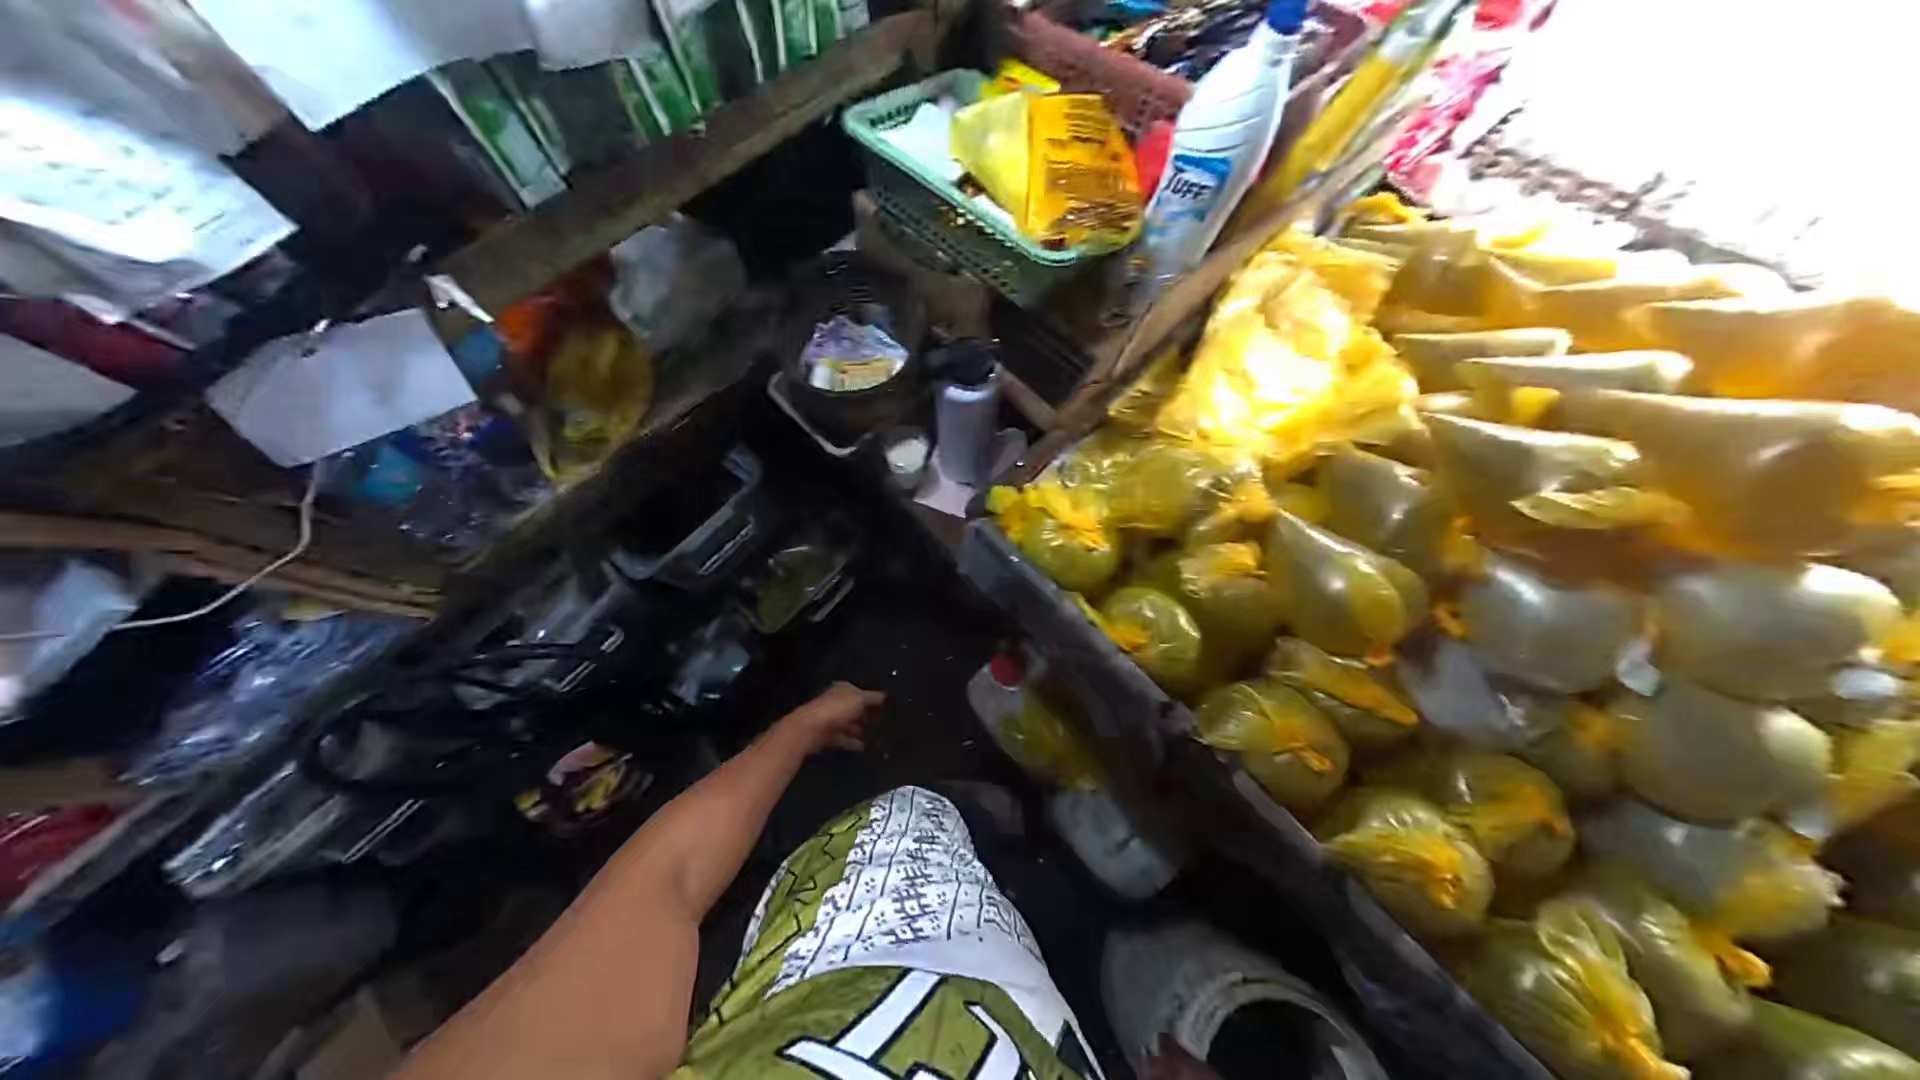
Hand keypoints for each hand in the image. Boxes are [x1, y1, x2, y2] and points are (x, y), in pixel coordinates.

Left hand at [783, 682, 884, 753]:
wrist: (810, 730)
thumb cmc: (836, 709)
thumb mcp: (859, 699)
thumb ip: (873, 698)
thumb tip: (886, 696)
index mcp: (843, 689)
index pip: (862, 693)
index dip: (875, 700)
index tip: (889, 709)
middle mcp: (836, 702)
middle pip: (856, 709)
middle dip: (869, 716)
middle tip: (886, 725)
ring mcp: (831, 719)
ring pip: (850, 725)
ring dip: (862, 731)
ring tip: (878, 738)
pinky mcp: (827, 736)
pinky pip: (844, 739)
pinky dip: (853, 742)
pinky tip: (865, 747)